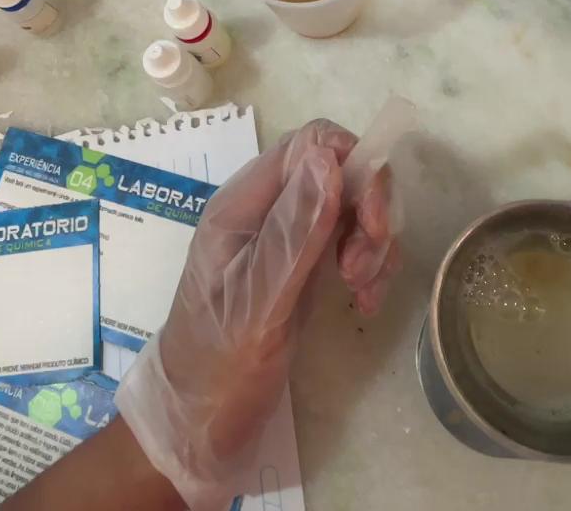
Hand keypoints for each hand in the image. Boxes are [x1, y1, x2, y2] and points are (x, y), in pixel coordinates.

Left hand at [115, 119, 399, 509]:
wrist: (197, 427)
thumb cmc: (217, 368)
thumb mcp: (257, 304)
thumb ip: (293, 232)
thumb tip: (328, 156)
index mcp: (243, 204)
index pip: (310, 143)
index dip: (353, 165)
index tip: (372, 223)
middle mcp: (264, 209)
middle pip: (337, 169)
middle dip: (368, 209)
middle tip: (364, 267)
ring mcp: (284, 236)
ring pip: (350, 204)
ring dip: (373, 241)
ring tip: (363, 290)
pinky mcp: (302, 264)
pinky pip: (350, 239)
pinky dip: (370, 264)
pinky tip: (364, 301)